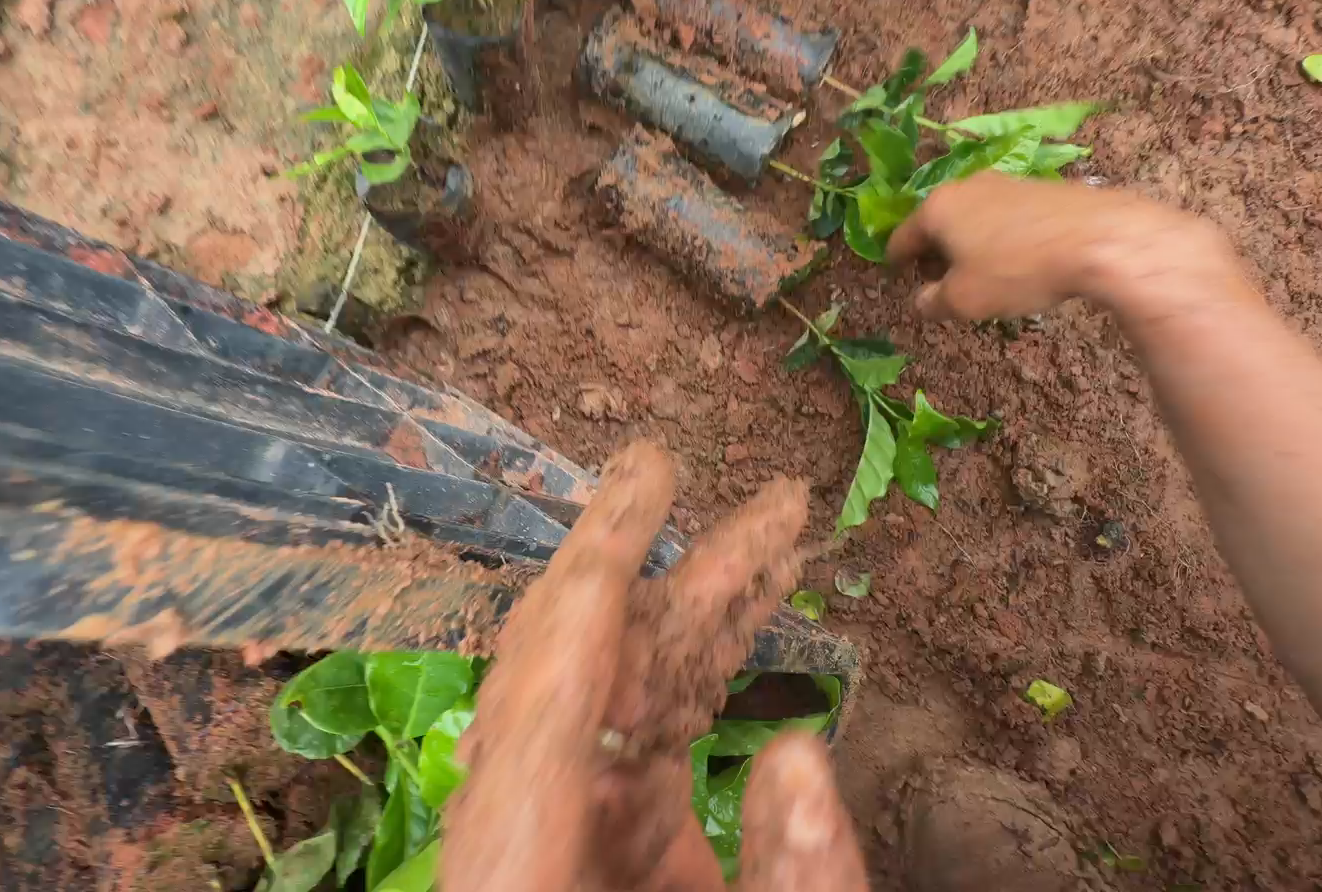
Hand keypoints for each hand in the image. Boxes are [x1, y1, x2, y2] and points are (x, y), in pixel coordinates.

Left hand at [441, 441, 869, 891]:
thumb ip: (790, 885)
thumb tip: (801, 753)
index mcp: (520, 869)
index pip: (550, 692)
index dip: (602, 566)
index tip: (650, 473)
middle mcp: (528, 827)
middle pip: (587, 663)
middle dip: (659, 560)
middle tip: (696, 471)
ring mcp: (570, 820)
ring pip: (630, 680)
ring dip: (701, 600)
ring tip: (776, 526)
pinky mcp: (607, 826)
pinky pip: (651, 721)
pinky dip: (703, 660)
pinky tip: (749, 607)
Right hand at [886, 172, 1240, 322]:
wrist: (1103, 240)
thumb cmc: (1017, 270)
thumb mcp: (963, 300)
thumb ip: (932, 302)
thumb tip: (922, 301)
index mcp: (937, 208)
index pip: (901, 237)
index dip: (896, 262)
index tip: (897, 276)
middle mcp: (966, 187)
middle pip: (937, 223)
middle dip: (934, 251)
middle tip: (939, 280)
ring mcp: (1006, 182)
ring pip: (972, 217)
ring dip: (968, 243)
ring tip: (981, 273)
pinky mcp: (1041, 188)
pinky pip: (1005, 216)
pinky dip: (999, 237)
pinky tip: (1017, 261)